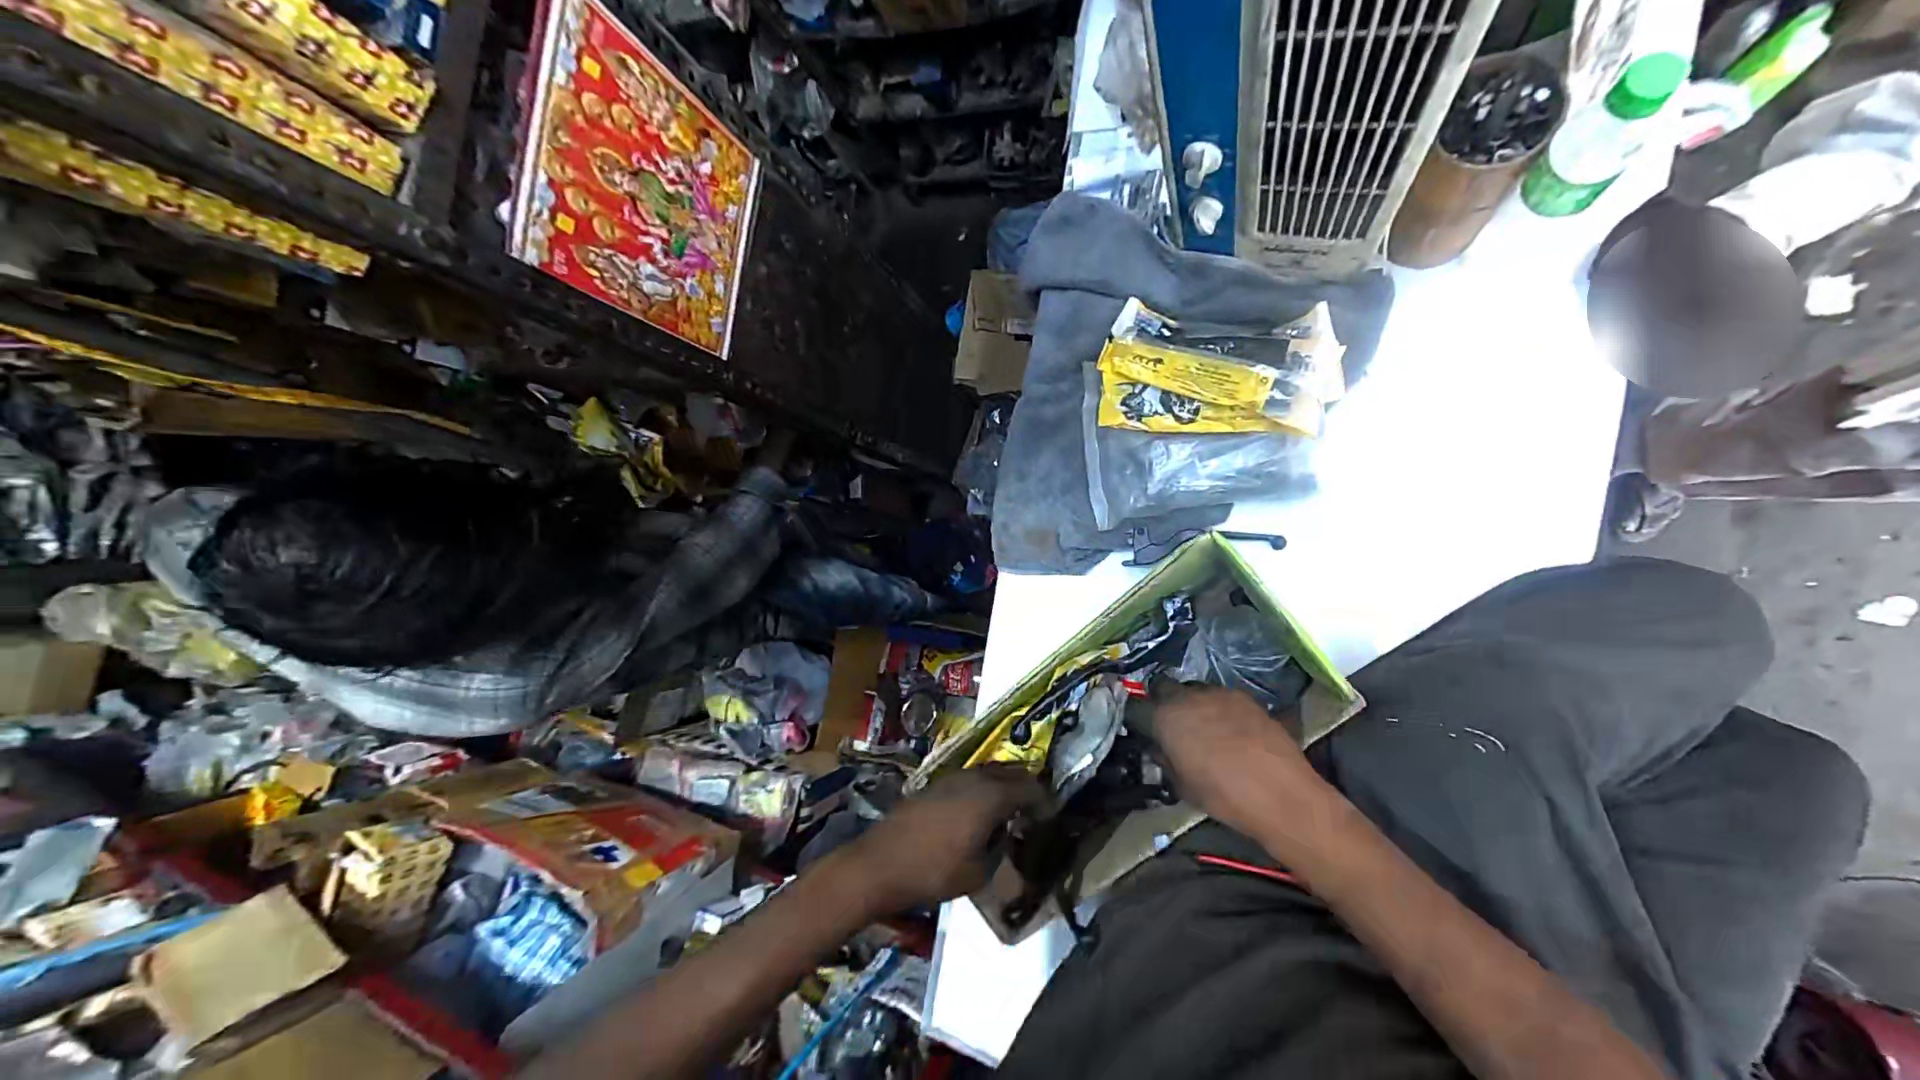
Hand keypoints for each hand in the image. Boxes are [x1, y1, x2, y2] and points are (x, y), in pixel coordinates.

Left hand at [846, 766, 1043, 912]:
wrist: (878, 864)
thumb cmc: (933, 871)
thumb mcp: (978, 873)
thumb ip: (999, 851)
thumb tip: (1005, 838)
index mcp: (990, 795)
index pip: (1030, 788)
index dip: (1045, 802)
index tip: (1052, 818)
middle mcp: (973, 778)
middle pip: (1010, 773)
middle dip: (1026, 788)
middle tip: (1035, 811)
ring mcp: (950, 778)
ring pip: (987, 773)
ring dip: (1002, 787)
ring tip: (1010, 812)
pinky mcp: (933, 786)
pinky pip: (968, 781)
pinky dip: (981, 791)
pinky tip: (978, 813)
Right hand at [1147, 683, 1335, 846]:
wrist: (1281, 794)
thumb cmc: (1223, 796)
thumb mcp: (1182, 786)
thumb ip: (1165, 760)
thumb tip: (1160, 748)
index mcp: (1165, 717)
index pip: (1139, 706)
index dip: (1141, 718)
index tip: (1148, 731)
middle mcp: (1188, 697)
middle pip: (1166, 688)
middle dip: (1166, 703)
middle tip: (1174, 726)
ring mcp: (1220, 693)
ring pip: (1196, 691)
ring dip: (1195, 705)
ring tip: (1206, 728)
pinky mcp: (1247, 698)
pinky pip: (1223, 698)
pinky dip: (1221, 709)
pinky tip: (1232, 731)